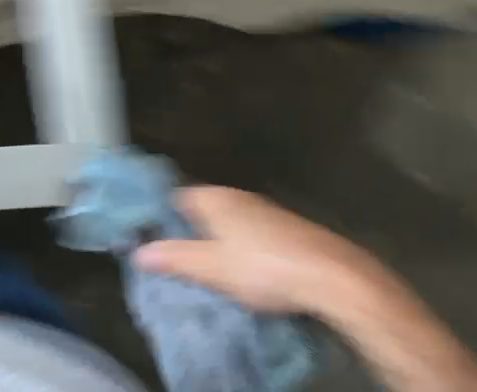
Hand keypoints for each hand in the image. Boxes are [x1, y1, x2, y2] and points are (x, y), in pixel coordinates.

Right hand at [134, 186, 384, 315]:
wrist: (338, 280)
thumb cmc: (266, 267)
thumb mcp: (212, 267)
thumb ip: (174, 258)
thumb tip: (138, 252)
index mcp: (215, 197)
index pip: (175, 198)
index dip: (161, 218)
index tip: (151, 241)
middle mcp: (239, 197)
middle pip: (202, 213)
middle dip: (190, 236)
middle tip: (178, 264)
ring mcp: (268, 214)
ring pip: (230, 227)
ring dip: (220, 247)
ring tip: (210, 276)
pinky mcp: (291, 234)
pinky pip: (254, 240)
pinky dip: (245, 254)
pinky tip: (248, 279)